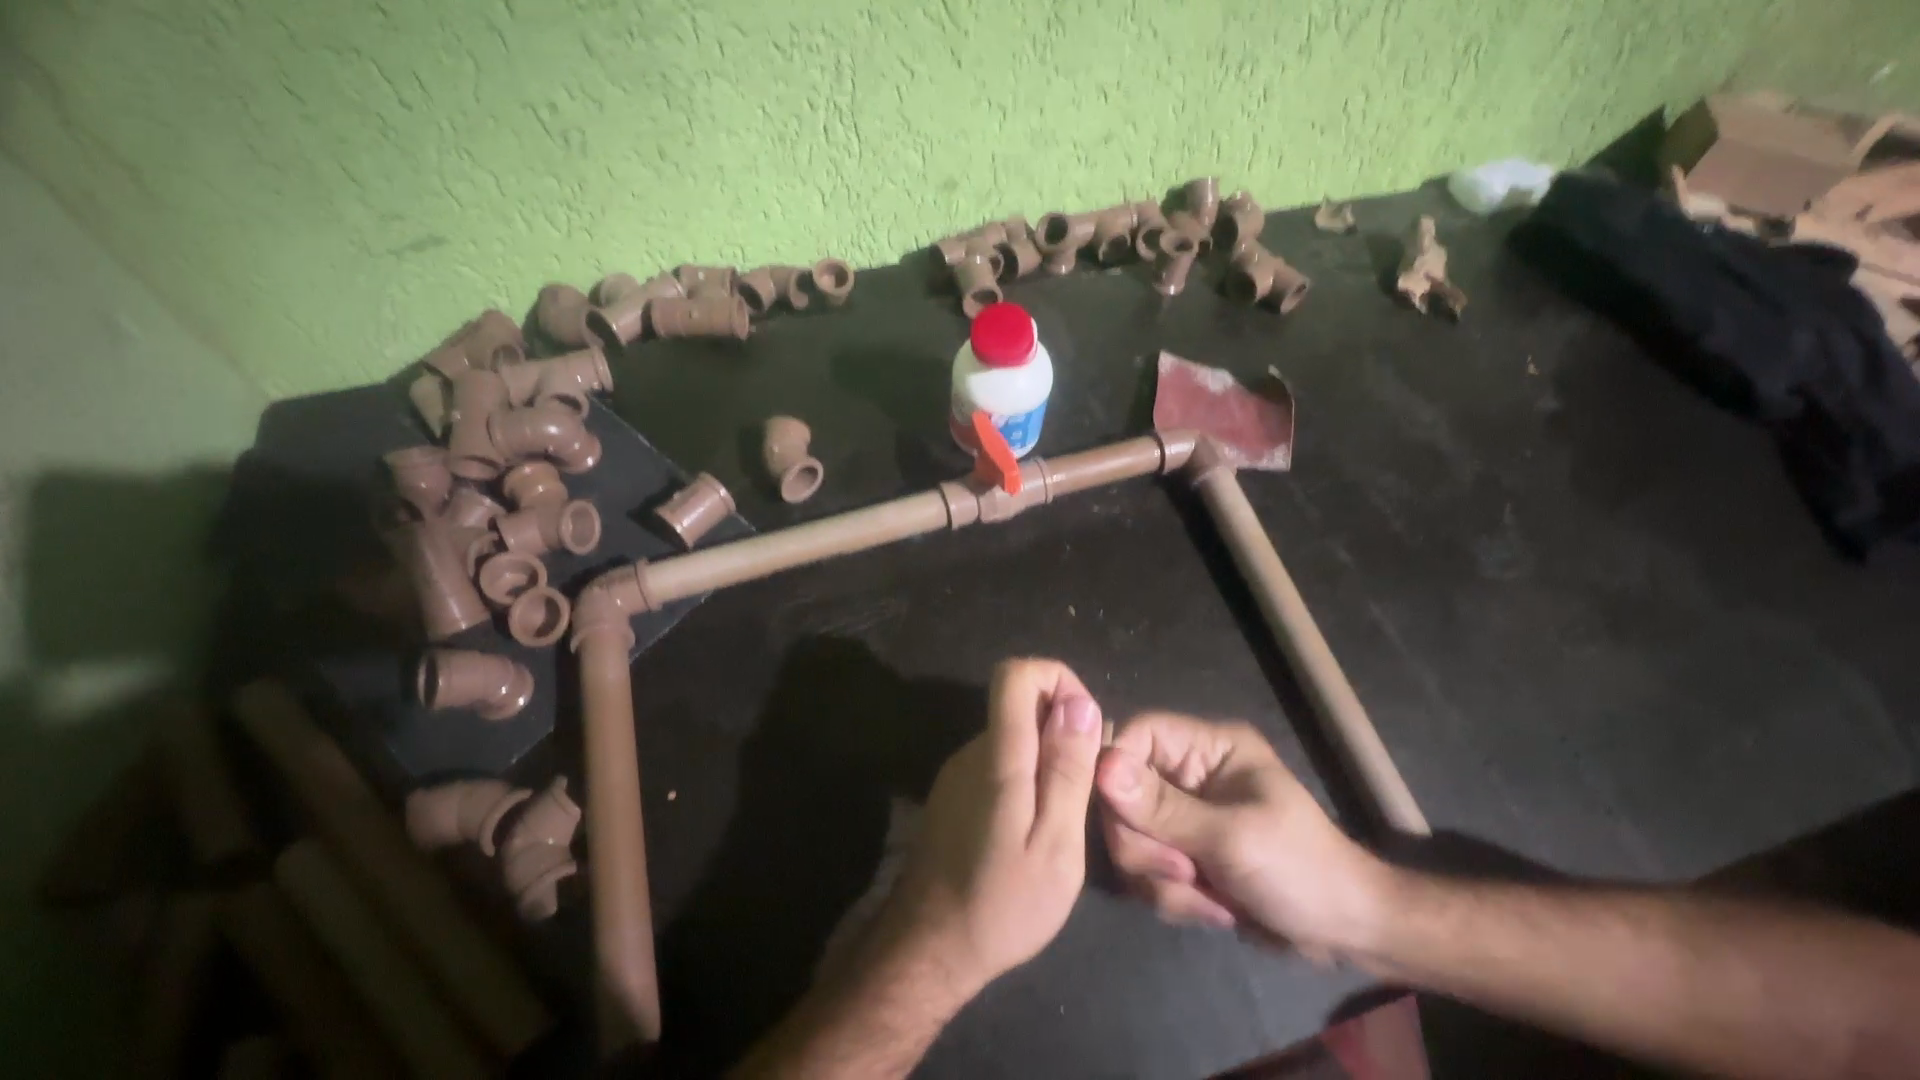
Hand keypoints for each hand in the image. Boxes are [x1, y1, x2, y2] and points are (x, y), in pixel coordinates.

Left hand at [870, 659, 1103, 996]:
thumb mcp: (1056, 844)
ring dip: (1046, 761)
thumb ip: (1066, 770)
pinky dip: (1025, 781)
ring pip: (1012, 738)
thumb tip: (1079, 703)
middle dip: (1062, 730)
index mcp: (998, 757)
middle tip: (1084, 793)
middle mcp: (972, 753)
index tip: (1087, 729)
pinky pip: (998, 765)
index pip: (1017, 673)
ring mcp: (957, 774)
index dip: (1059, 681)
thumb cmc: (1002, 904)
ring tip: (1063, 822)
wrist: (930, 948)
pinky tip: (1032, 833)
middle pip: (1019, 704)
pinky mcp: (953, 796)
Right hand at [1095, 712, 1387, 954]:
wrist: (1345, 931)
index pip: (1137, 734)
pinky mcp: (1182, 855)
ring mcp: (1183, 817)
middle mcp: (1189, 775)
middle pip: (1122, 793)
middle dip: (1145, 844)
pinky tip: (1212, 909)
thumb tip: (1101, 768)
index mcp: (1209, 748)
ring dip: (1161, 879)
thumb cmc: (1300, 869)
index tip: (1121, 815)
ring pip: (1130, 838)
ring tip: (1208, 897)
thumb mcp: (1231, 837)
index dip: (1117, 771)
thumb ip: (1162, 807)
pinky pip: (1145, 870)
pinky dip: (1172, 896)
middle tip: (1182, 872)